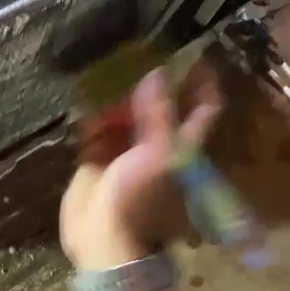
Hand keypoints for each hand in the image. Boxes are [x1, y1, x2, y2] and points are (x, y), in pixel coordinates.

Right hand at [61, 66, 222, 270]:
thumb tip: (157, 73)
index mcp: (181, 144)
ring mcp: (126, 153)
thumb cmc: (138, 197)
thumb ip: (158, 112)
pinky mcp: (97, 160)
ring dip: (116, 98)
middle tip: (138, 54)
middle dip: (151, 83)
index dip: (204, 82)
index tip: (196, 55)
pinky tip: (85, 101)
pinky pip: (97, 130)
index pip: (204, 108)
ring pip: (126, 115)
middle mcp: (157, 144)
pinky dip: (92, 116)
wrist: (102, 236)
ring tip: (106, 72)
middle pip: (160, 106)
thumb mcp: (157, 152)